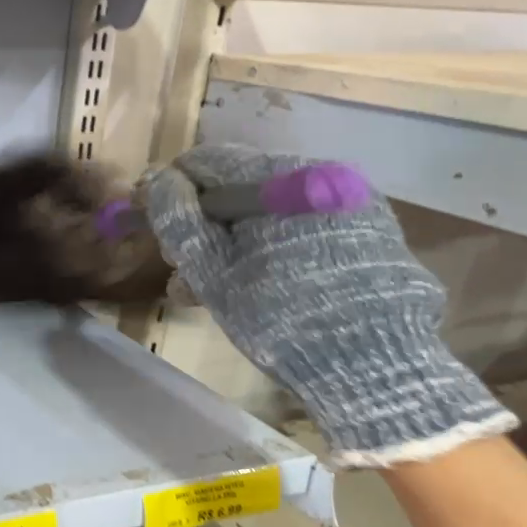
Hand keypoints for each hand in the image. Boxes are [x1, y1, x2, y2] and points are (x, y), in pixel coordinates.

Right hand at [141, 144, 515, 467]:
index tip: (152, 223)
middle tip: (181, 267)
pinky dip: (275, 248)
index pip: (206, 163)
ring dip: (236, 242)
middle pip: (239, 186)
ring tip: (216, 289)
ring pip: (271, 211)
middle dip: (204, 223)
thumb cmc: (277, 314)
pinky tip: (265, 287)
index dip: (170, 191)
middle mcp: (322, 175)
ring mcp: (353, 204)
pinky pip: (305, 228)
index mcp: (280, 175)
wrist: (372, 364)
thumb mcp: (210, 269)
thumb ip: (176, 218)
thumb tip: (157, 181)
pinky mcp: (373, 235)